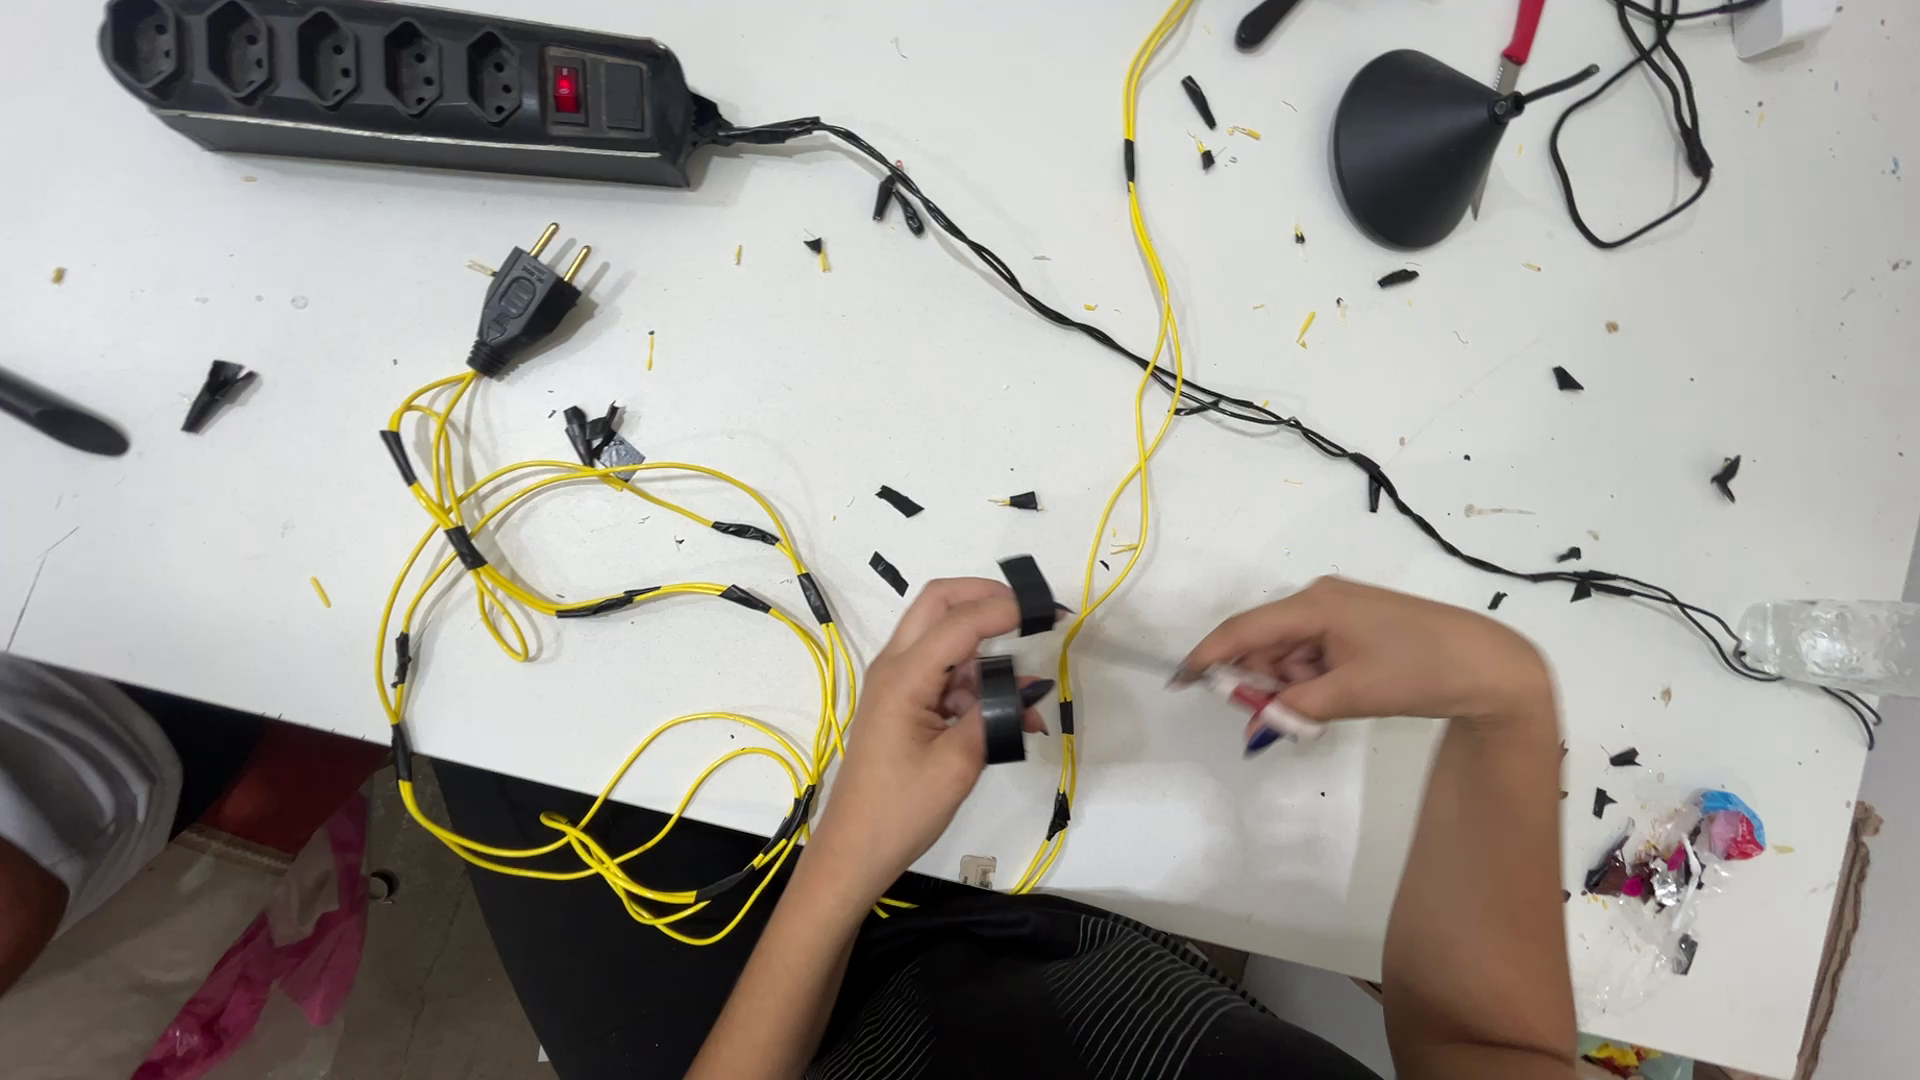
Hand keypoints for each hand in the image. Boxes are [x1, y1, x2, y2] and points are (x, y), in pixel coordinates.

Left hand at [806, 578, 1050, 904]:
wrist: (853, 852)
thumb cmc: (900, 811)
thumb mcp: (958, 764)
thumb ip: (995, 714)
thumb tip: (1031, 687)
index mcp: (903, 676)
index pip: (960, 621)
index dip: (1006, 608)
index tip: (1049, 612)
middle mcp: (894, 666)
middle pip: (939, 603)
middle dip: (985, 596)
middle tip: (1028, 610)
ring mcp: (896, 682)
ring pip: (944, 637)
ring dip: (987, 651)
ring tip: (1029, 692)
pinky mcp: (902, 701)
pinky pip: (944, 673)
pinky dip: (978, 684)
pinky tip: (1011, 717)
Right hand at [1180, 577, 1551, 738]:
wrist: (1495, 664)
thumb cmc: (1422, 669)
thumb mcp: (1354, 693)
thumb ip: (1297, 708)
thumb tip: (1255, 728)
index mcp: (1315, 604)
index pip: (1245, 628)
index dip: (1209, 654)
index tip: (1180, 679)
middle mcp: (1320, 598)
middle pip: (1265, 640)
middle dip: (1261, 677)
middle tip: (1272, 714)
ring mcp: (1338, 610)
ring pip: (1288, 649)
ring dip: (1290, 681)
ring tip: (1325, 704)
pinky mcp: (1354, 624)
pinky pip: (1311, 651)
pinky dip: (1310, 676)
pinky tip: (1334, 693)